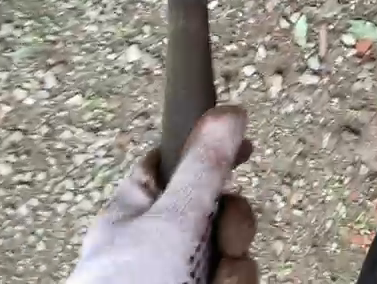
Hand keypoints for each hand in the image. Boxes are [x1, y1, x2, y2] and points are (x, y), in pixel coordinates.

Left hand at [67, 108, 259, 283]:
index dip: (207, 148)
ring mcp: (175, 277)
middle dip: (233, 220)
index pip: (170, 162)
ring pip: (227, 248)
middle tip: (229, 236)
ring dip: (235, 264)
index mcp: (133, 213)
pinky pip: (230, 280)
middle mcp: (155, 243)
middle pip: (212, 205)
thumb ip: (203, 169)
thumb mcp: (169, 225)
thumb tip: (228, 110)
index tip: (243, 147)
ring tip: (220, 283)